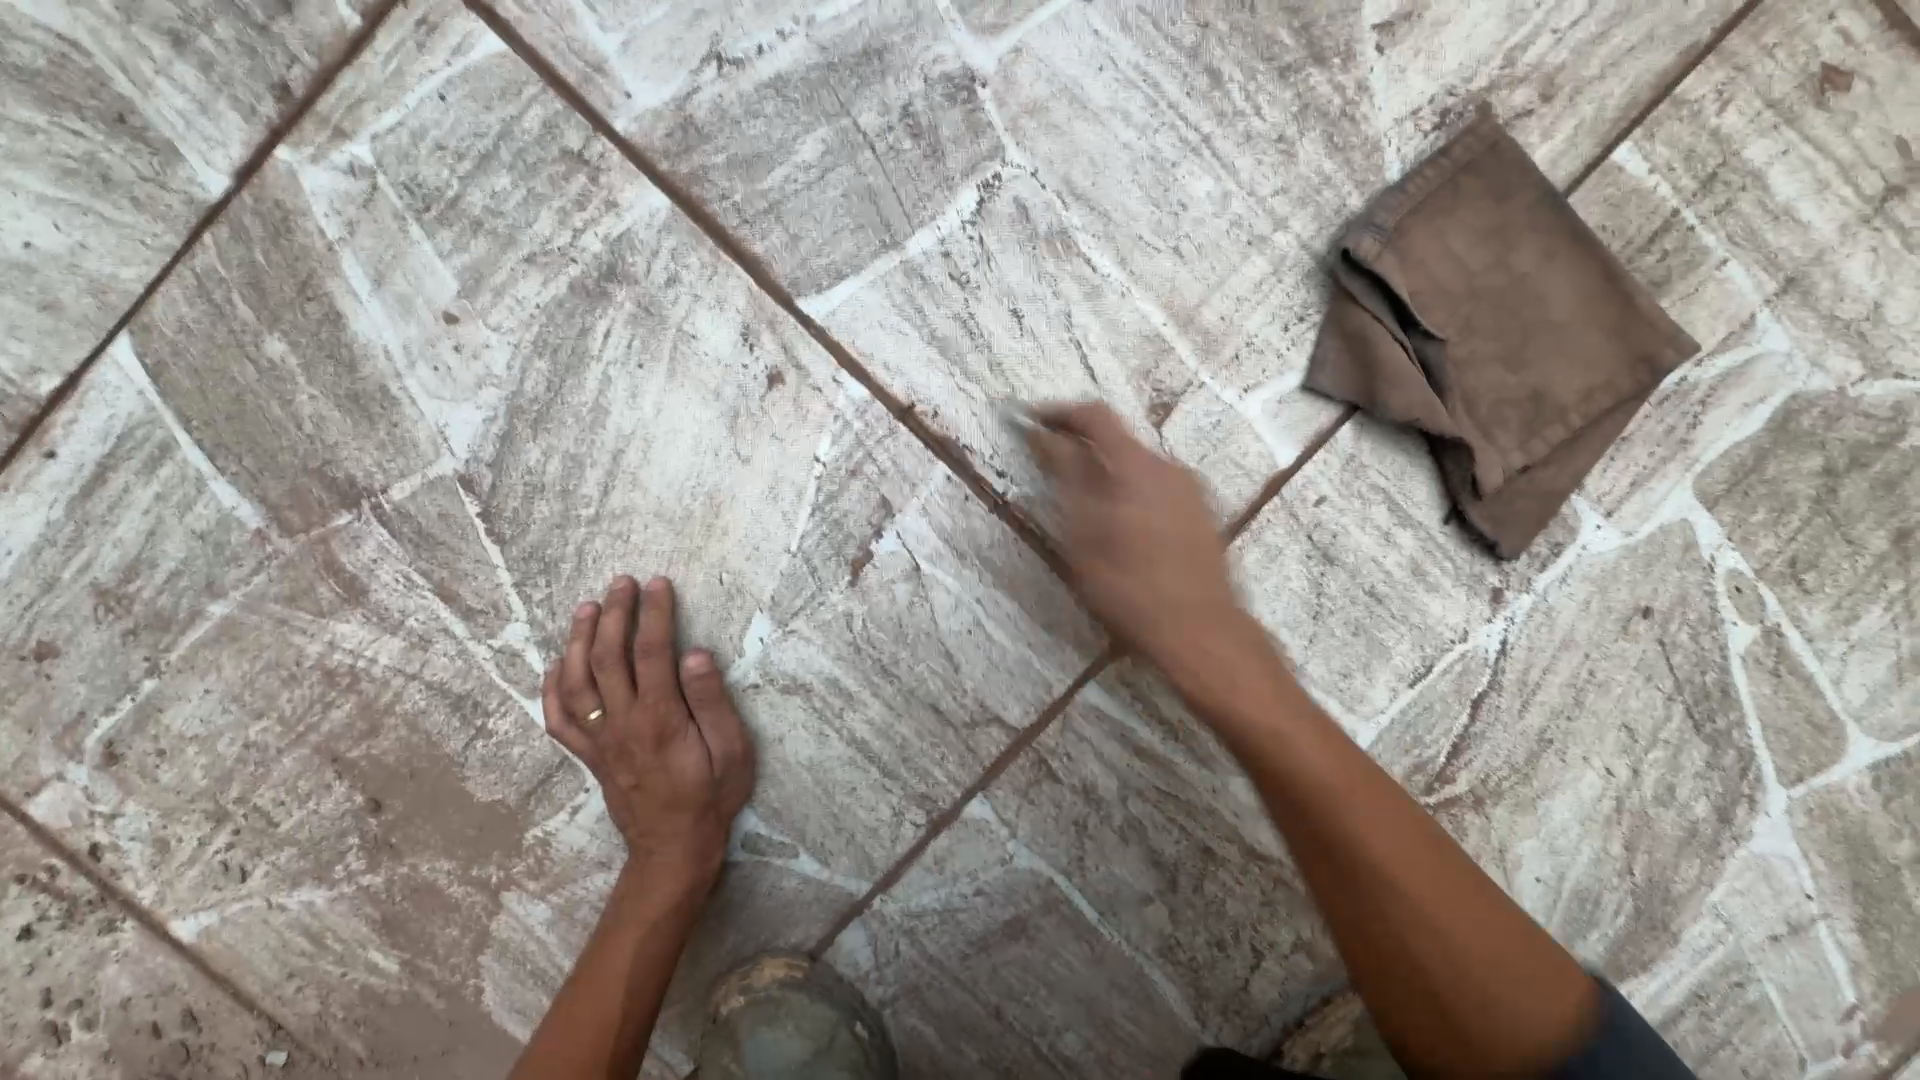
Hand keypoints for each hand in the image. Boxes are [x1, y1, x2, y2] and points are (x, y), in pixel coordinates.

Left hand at [543, 576, 753, 892]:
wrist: (673, 848)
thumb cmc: (712, 796)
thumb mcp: (732, 750)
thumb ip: (712, 702)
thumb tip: (696, 654)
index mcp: (660, 717)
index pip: (652, 652)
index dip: (654, 613)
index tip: (658, 584)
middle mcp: (622, 722)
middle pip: (607, 656)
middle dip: (614, 613)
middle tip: (622, 582)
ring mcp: (599, 740)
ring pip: (576, 680)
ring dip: (578, 639)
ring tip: (587, 607)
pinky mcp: (589, 755)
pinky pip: (559, 718)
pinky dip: (552, 687)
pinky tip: (556, 664)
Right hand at [1024, 403, 1260, 689]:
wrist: (1200, 631)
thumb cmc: (1129, 588)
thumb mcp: (1083, 535)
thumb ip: (1066, 477)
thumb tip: (1046, 435)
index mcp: (1136, 466)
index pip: (1095, 416)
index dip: (1059, 413)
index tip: (1031, 420)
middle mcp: (1169, 467)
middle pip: (1119, 441)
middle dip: (1082, 447)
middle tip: (1051, 468)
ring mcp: (1192, 490)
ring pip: (1138, 466)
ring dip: (1107, 473)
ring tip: (1082, 507)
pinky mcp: (1203, 513)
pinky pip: (1157, 487)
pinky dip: (1130, 492)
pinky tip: (1119, 528)